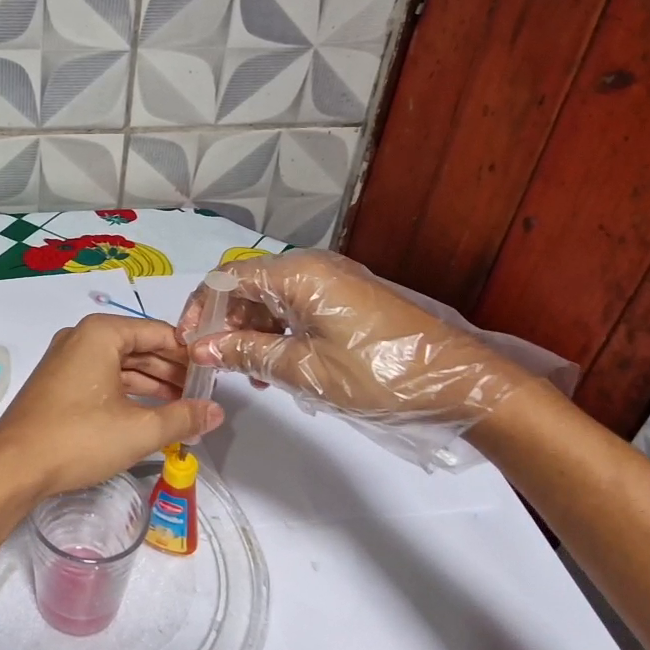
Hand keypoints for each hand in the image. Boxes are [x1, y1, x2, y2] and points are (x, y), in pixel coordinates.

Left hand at [0, 314, 223, 498]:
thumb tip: (216, 412)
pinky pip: (104, 379)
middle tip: (204, 395)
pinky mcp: (59, 385)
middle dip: (172, 371)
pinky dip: (129, 394)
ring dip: (153, 385)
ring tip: (185, 409)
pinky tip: (152, 416)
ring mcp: (67, 361)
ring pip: (121, 366)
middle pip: (140, 347)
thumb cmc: (78, 438)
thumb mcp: (139, 430)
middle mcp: (81, 338)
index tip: (215, 374)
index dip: (189, 354)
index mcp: (101, 334)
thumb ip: (182, 418)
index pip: (159, 332)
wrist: (13, 467)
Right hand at [177, 249, 529, 428]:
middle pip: (247, 286)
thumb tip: (198, 348)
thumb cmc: (378, 374)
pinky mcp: (347, 301)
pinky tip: (277, 367)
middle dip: (224, 323)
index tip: (188, 346)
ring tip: (248, 374)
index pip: (227, 278)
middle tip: (216, 365)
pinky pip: (296, 309)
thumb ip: (247, 354)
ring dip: (250, 332)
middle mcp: (312, 268)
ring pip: (271, 300)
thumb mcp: (305, 370)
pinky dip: (278, 334)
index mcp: (298, 274)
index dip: (200, 309)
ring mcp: (332, 283)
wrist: (461, 381)